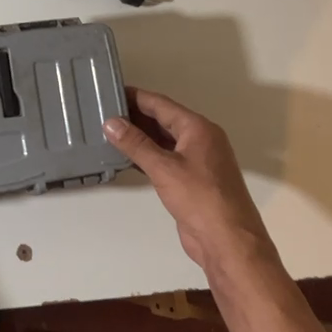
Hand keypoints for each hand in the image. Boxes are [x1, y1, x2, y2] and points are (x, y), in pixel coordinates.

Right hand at [105, 88, 275, 272]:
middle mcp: (200, 140)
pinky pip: (165, 158)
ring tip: (108, 130)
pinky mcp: (192, 180)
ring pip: (163, 140)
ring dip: (139, 136)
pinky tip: (125, 156)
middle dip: (135, 116)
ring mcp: (197, 161)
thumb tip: (110, 123)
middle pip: (163, 120)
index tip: (110, 90)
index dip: (135, 97)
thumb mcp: (164, 167)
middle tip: (103, 110)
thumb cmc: (200, 198)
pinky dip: (146, 155)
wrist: (228, 241)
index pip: (161, 104)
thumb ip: (136, 144)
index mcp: (198, 129)